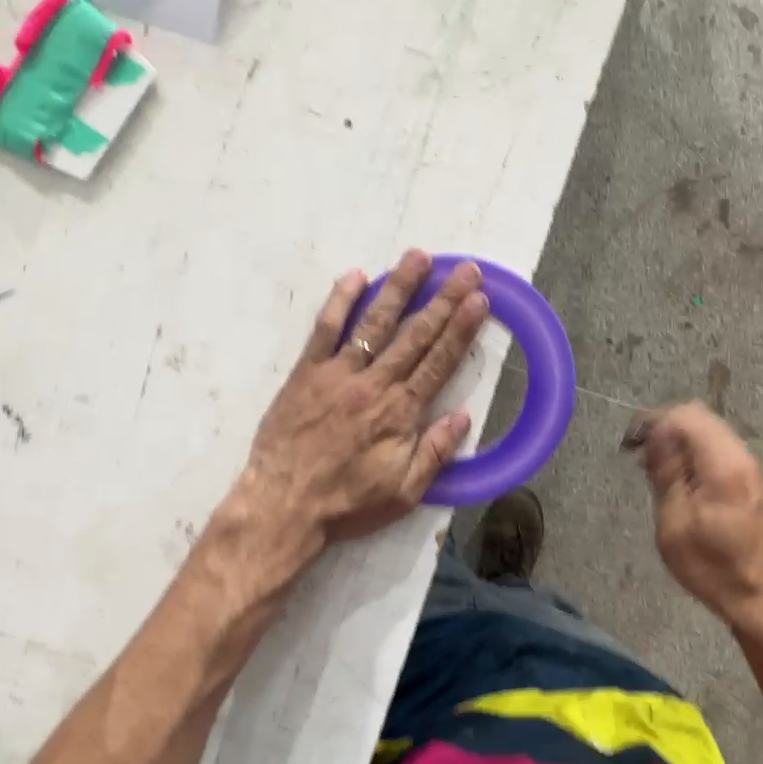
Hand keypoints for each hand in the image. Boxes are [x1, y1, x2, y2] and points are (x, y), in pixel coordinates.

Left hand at [235, 250, 487, 552]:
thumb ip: (435, 452)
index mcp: (401, 413)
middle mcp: (374, 385)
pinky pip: (325, 330)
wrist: (283, 506)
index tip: (479, 300)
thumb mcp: (405, 493)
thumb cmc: (347, 505)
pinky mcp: (306, 374)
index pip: (439, 362)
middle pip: (415, 335)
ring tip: (418, 257)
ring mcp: (338, 374)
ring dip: (399, 288)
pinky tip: (356, 276)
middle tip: (465, 270)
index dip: (461, 329)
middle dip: (444, 299)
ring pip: (375, 323)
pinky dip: (340, 302)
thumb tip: (463, 417)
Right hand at [640, 402, 762, 635]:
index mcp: (723, 465)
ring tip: (652, 469)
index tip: (630, 444)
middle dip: (665, 427)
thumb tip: (655, 431)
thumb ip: (667, 472)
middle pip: (699, 417)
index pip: (686, 416)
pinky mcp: (749, 482)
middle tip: (637, 454)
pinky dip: (693, 454)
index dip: (654, 421)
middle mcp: (741, 458)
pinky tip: (677, 479)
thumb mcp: (676, 523)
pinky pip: (718, 450)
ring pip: (709, 432)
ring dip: (678, 441)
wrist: (759, 597)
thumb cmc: (711, 567)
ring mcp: (749, 469)